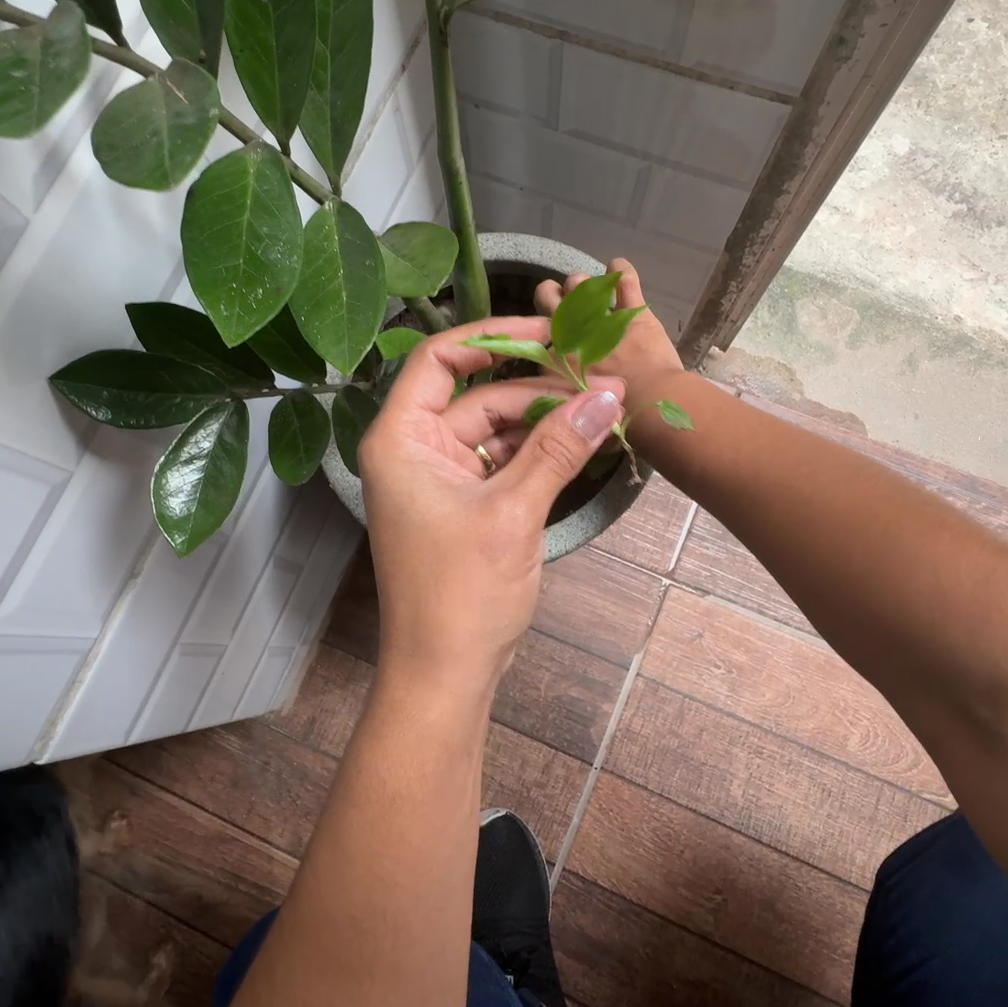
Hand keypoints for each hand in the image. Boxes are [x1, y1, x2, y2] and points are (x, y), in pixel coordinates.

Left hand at [358, 316, 624, 702]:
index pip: (440, 359)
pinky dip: (537, 455)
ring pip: (495, 430)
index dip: (494, 338)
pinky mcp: (463, 506)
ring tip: (601, 410)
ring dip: (544, 422)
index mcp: (401, 439)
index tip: (550, 333)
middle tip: (598, 381)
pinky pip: (501, 463)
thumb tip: (607, 394)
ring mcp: (439, 480)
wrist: (445, 672)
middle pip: (477, 395)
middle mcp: (413, 451)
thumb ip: (559, 448)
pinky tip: (582, 443)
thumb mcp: (513, 512)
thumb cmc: (461, 594)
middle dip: (537, 388)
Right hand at [535, 258, 683, 396]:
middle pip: (548, 294)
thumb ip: (562, 390)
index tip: (557, 334)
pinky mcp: (633, 311)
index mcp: (554, 357)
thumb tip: (561, 390)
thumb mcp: (573, 407)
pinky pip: (623, 278)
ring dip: (587, 284)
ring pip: (581, 283)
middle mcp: (571, 331)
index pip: (537, 330)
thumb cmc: (612, 417)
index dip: (546, 328)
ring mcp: (601, 318)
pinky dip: (621, 270)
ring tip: (598, 292)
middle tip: (572, 304)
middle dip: (557, 294)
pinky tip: (620, 270)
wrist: (651, 407)